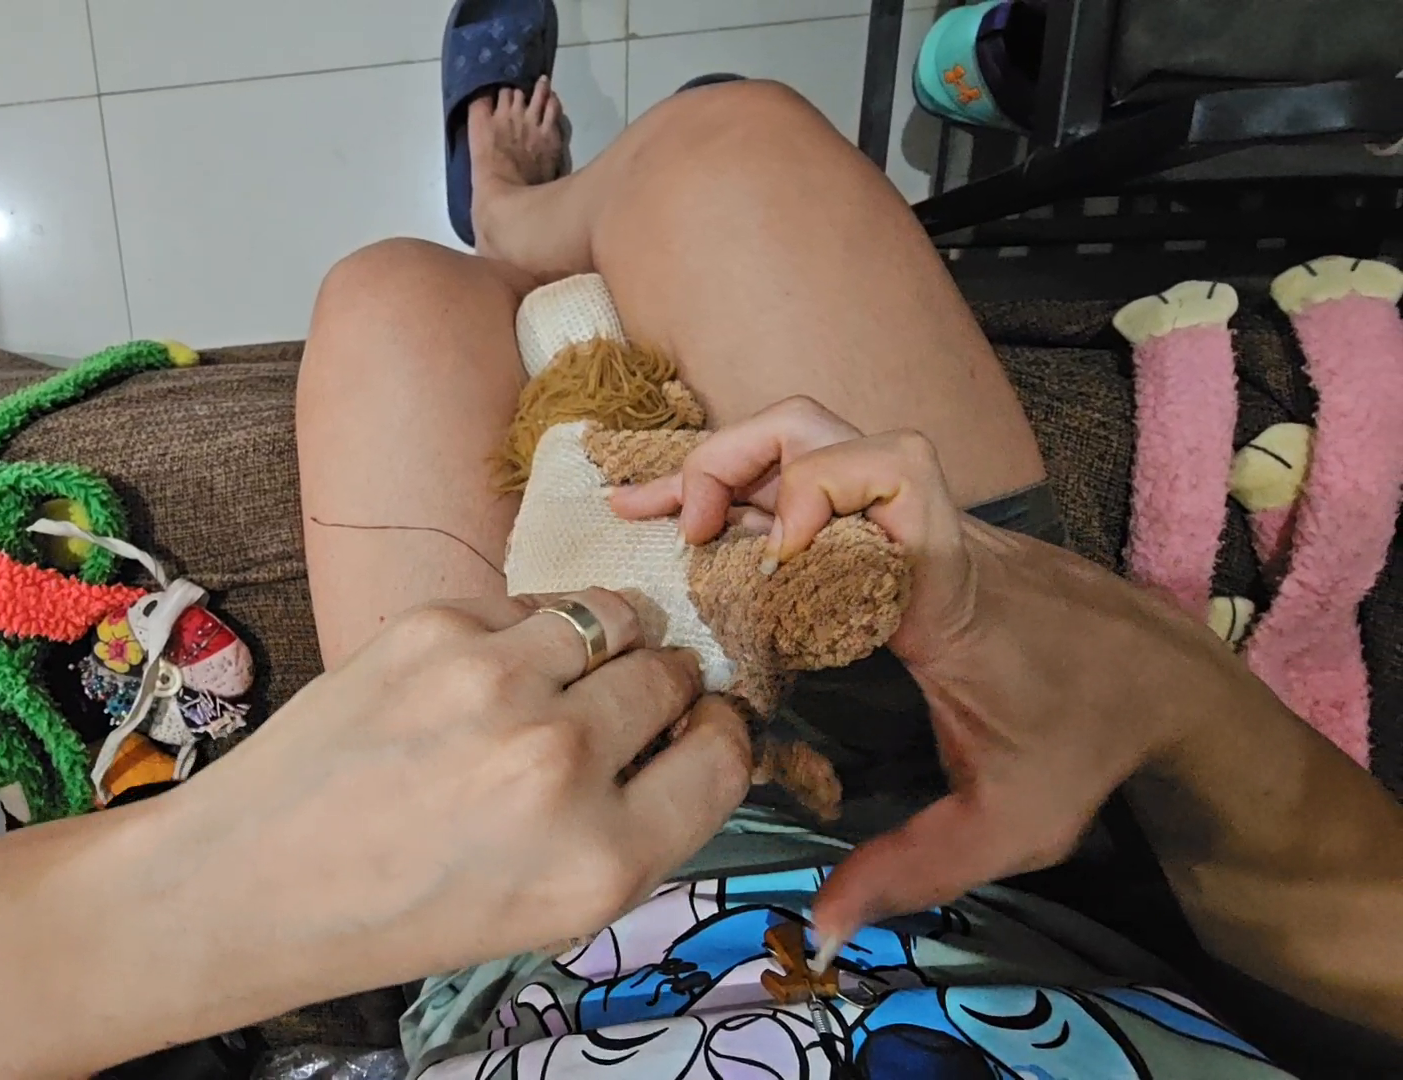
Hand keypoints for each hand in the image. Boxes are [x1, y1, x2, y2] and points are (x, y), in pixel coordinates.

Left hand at [162, 588, 750, 991]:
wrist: (261, 874)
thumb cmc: (405, 905)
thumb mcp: (549, 906)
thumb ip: (634, 822)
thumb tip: (686, 723)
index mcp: (601, 860)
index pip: (723, 756)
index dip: (718, 730)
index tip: (698, 721)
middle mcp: (558, 760)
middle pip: (669, 673)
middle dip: (661, 682)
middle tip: (621, 695)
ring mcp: (493, 679)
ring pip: (611, 613)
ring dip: (607, 635)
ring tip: (568, 663)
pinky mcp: (434, 625)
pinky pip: (527, 603)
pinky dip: (527, 630)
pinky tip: (486, 668)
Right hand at [612, 397, 1237, 963]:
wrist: (1156, 677)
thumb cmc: (1084, 738)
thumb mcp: (1008, 821)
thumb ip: (912, 870)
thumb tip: (821, 927)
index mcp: (942, 585)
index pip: (895, 482)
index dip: (816, 497)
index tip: (771, 564)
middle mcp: (912, 528)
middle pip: (822, 431)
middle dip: (733, 464)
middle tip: (686, 531)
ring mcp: (891, 515)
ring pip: (801, 433)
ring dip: (716, 461)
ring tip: (649, 509)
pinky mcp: (875, 521)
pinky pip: (792, 471)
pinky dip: (726, 480)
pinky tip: (675, 511)